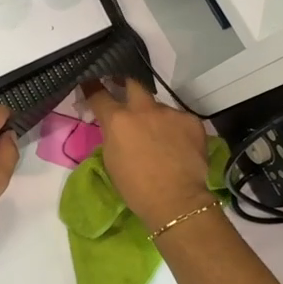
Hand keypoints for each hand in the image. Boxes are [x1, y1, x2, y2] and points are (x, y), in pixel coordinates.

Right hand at [84, 78, 213, 225]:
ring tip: (160, 136)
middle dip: (126, 85)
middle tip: (125, 92)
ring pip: (158, 107)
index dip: (92, 88)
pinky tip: (178, 145)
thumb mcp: (112, 160)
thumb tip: (117, 129)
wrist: (176, 200)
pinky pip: (179, 119)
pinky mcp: (192, 121)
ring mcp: (170, 113)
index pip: (99, 94)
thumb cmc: (136, 188)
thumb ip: (112, 136)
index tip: (90, 83)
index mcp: (118, 120)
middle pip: (132, 84)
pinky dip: (176, 129)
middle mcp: (143, 109)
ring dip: (155, 116)